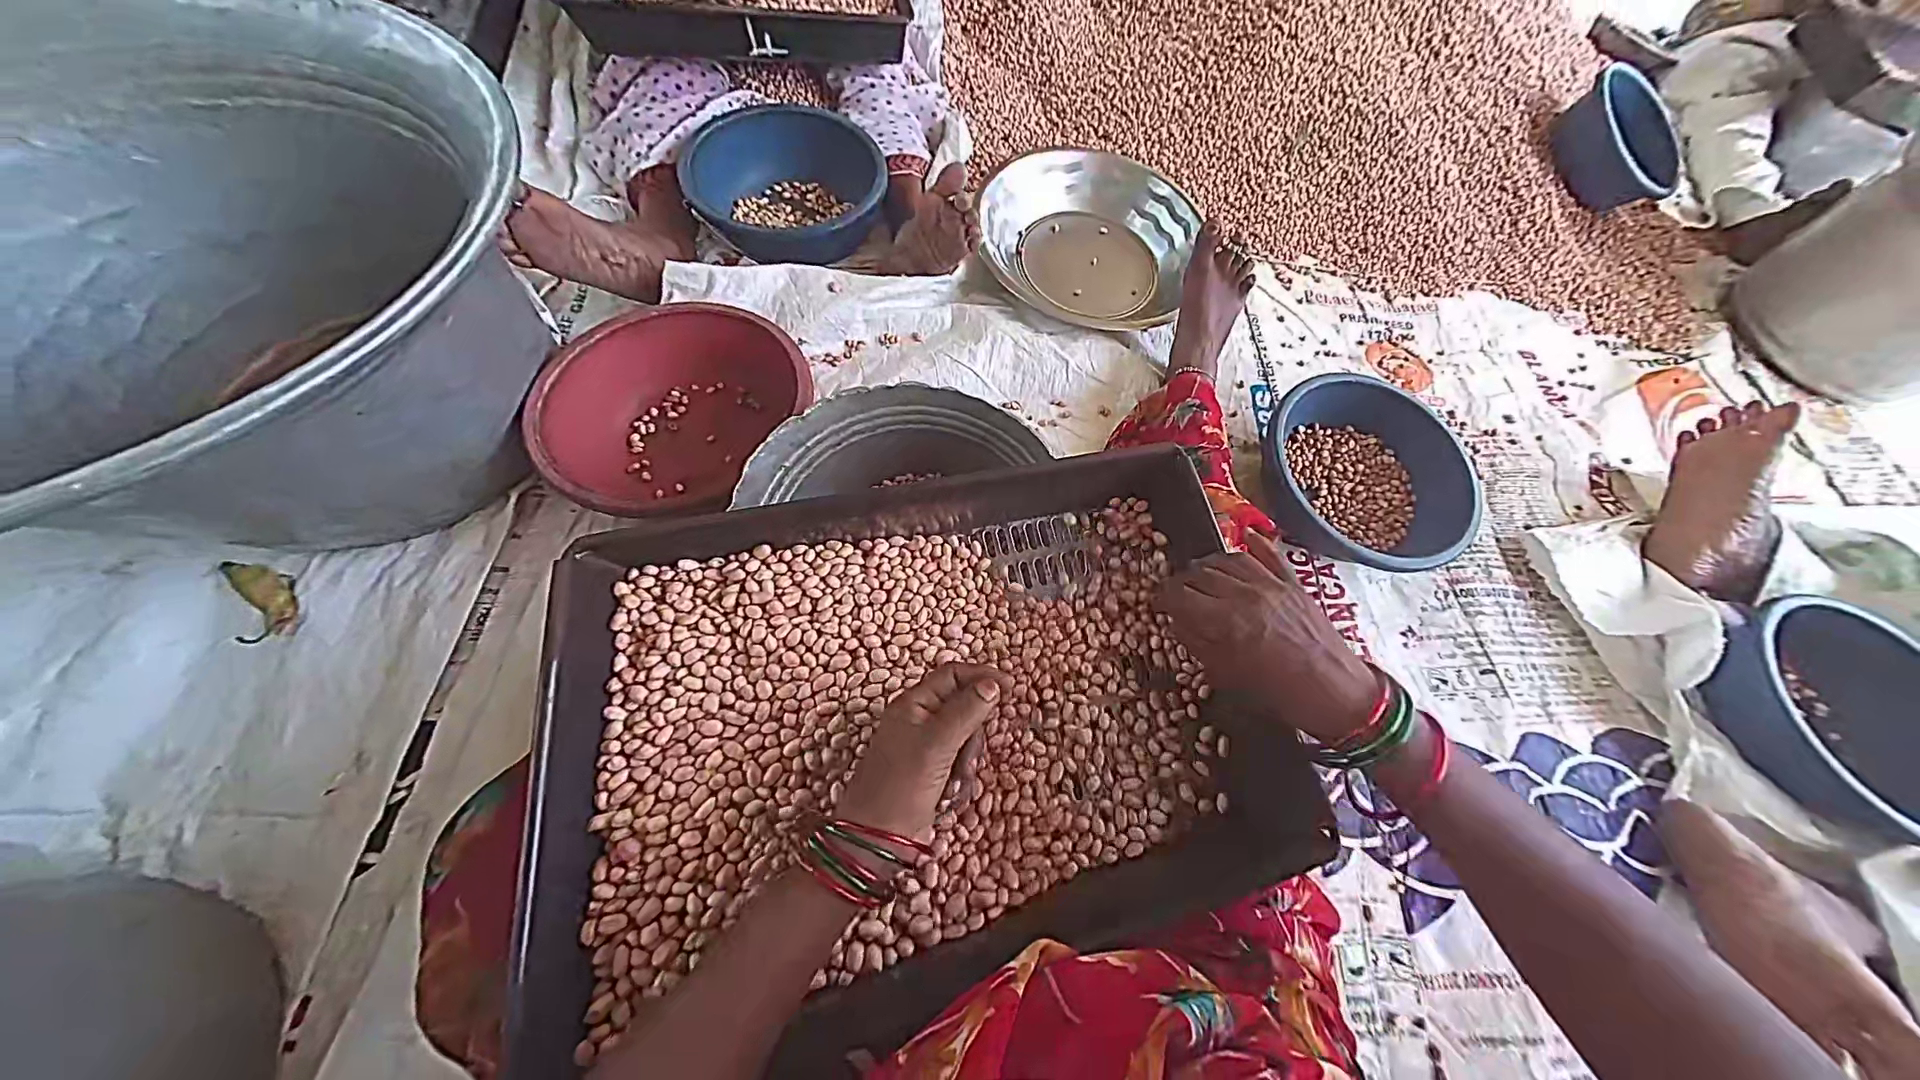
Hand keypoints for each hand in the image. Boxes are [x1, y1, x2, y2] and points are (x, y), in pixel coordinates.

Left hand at [835, 663, 1006, 840]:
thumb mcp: (936, 744)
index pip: (952, 675)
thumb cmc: (898, 786)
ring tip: (954, 782)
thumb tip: (993, 685)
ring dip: (967, 761)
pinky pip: (960, 765)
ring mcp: (926, 748)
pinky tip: (948, 796)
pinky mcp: (933, 773)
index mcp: (913, 704)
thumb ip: (966, 712)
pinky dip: (960, 780)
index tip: (1009, 687)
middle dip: (973, 734)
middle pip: (965, 709)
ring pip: (966, 740)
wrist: (875, 839)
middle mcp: (919, 721)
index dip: (981, 676)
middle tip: (968, 756)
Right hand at [1156, 533, 1376, 743]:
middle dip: (1181, 581)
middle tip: (1176, 593)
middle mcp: (1245, 594)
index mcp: (1224, 621)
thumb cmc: (1277, 694)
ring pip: (1228, 558)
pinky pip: (1268, 554)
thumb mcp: (1225, 674)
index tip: (1157, 602)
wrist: (1335, 694)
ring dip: (1208, 565)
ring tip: (1200, 575)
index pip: (1178, 593)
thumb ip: (1196, 642)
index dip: (1161, 596)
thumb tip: (1178, 620)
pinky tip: (1241, 537)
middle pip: (1199, 572)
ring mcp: (1271, 585)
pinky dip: (1252, 543)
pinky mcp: (1293, 583)